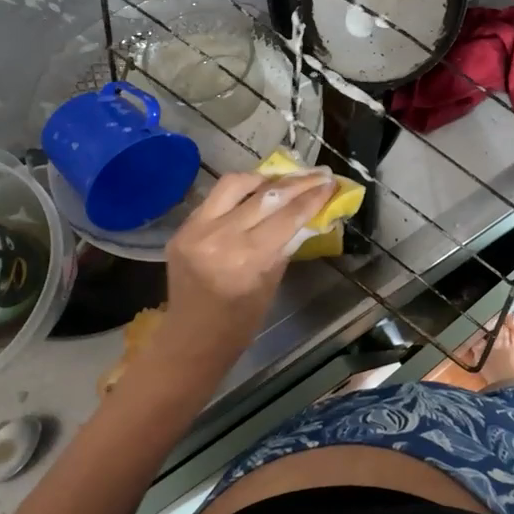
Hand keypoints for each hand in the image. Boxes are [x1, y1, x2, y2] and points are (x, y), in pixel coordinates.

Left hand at [163, 169, 334, 345]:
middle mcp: (219, 237)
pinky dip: (240, 192)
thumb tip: (310, 214)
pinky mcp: (182, 228)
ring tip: (285, 180)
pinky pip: (215, 198)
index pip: (287, 215)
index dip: (312, 197)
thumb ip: (287, 243)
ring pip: (235, 184)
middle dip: (297, 182)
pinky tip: (256, 193)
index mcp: (246, 258)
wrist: (191, 339)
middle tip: (319, 173)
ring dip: (264, 178)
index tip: (331, 183)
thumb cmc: (240, 321)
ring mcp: (195, 230)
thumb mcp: (272, 281)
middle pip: (266, 195)